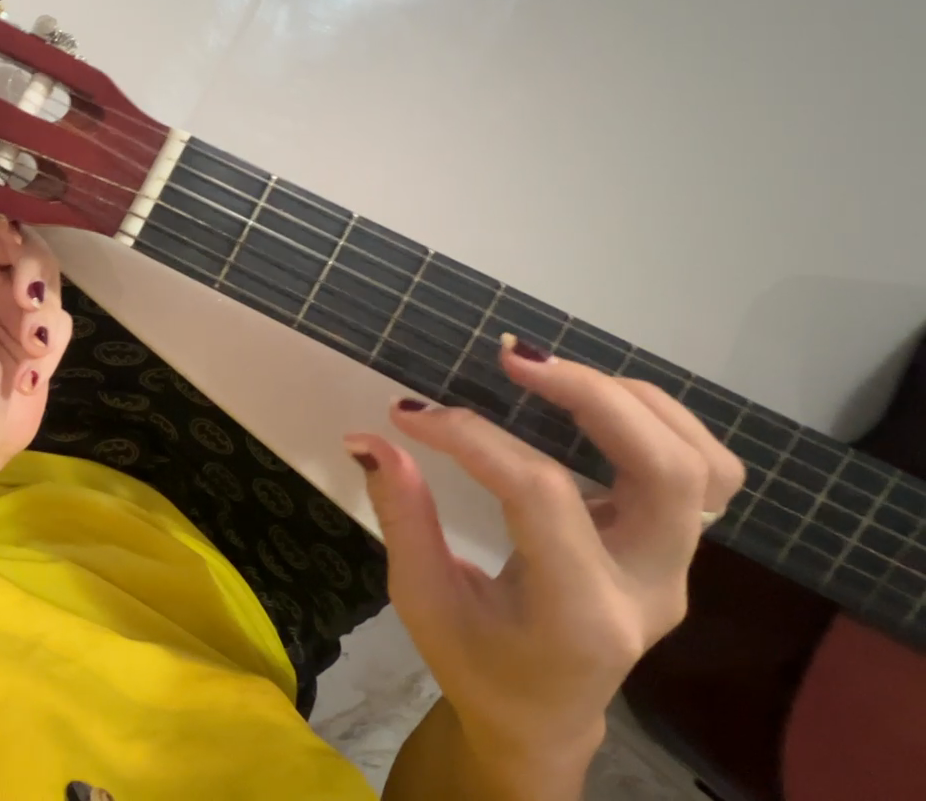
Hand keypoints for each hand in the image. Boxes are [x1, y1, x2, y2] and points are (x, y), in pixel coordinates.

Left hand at [0, 200, 72, 502]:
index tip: (12, 235)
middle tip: (26, 301)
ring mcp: (17, 309)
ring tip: (29, 351)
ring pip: (49, 280)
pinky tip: (28, 376)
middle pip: (24, 245)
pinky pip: (62, 318)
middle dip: (31, 271)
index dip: (0, 221)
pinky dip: (49, 346)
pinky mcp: (43, 336)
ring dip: (42, 317)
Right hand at [347, 336, 745, 785]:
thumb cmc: (472, 664)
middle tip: (509, 357)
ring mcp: (677, 569)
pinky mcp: (676, 551)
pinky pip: (702, 473)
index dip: (470, 437)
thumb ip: (401, 515)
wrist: (540, 717)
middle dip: (588, 396)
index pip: (538, 493)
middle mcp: (649, 587)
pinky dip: (653, 420)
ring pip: (705, 466)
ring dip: (631, 400)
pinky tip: (590, 401)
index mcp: (577, 609)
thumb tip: (369, 438)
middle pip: (666, 471)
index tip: (407, 413)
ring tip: (551, 371)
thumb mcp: (420, 597)